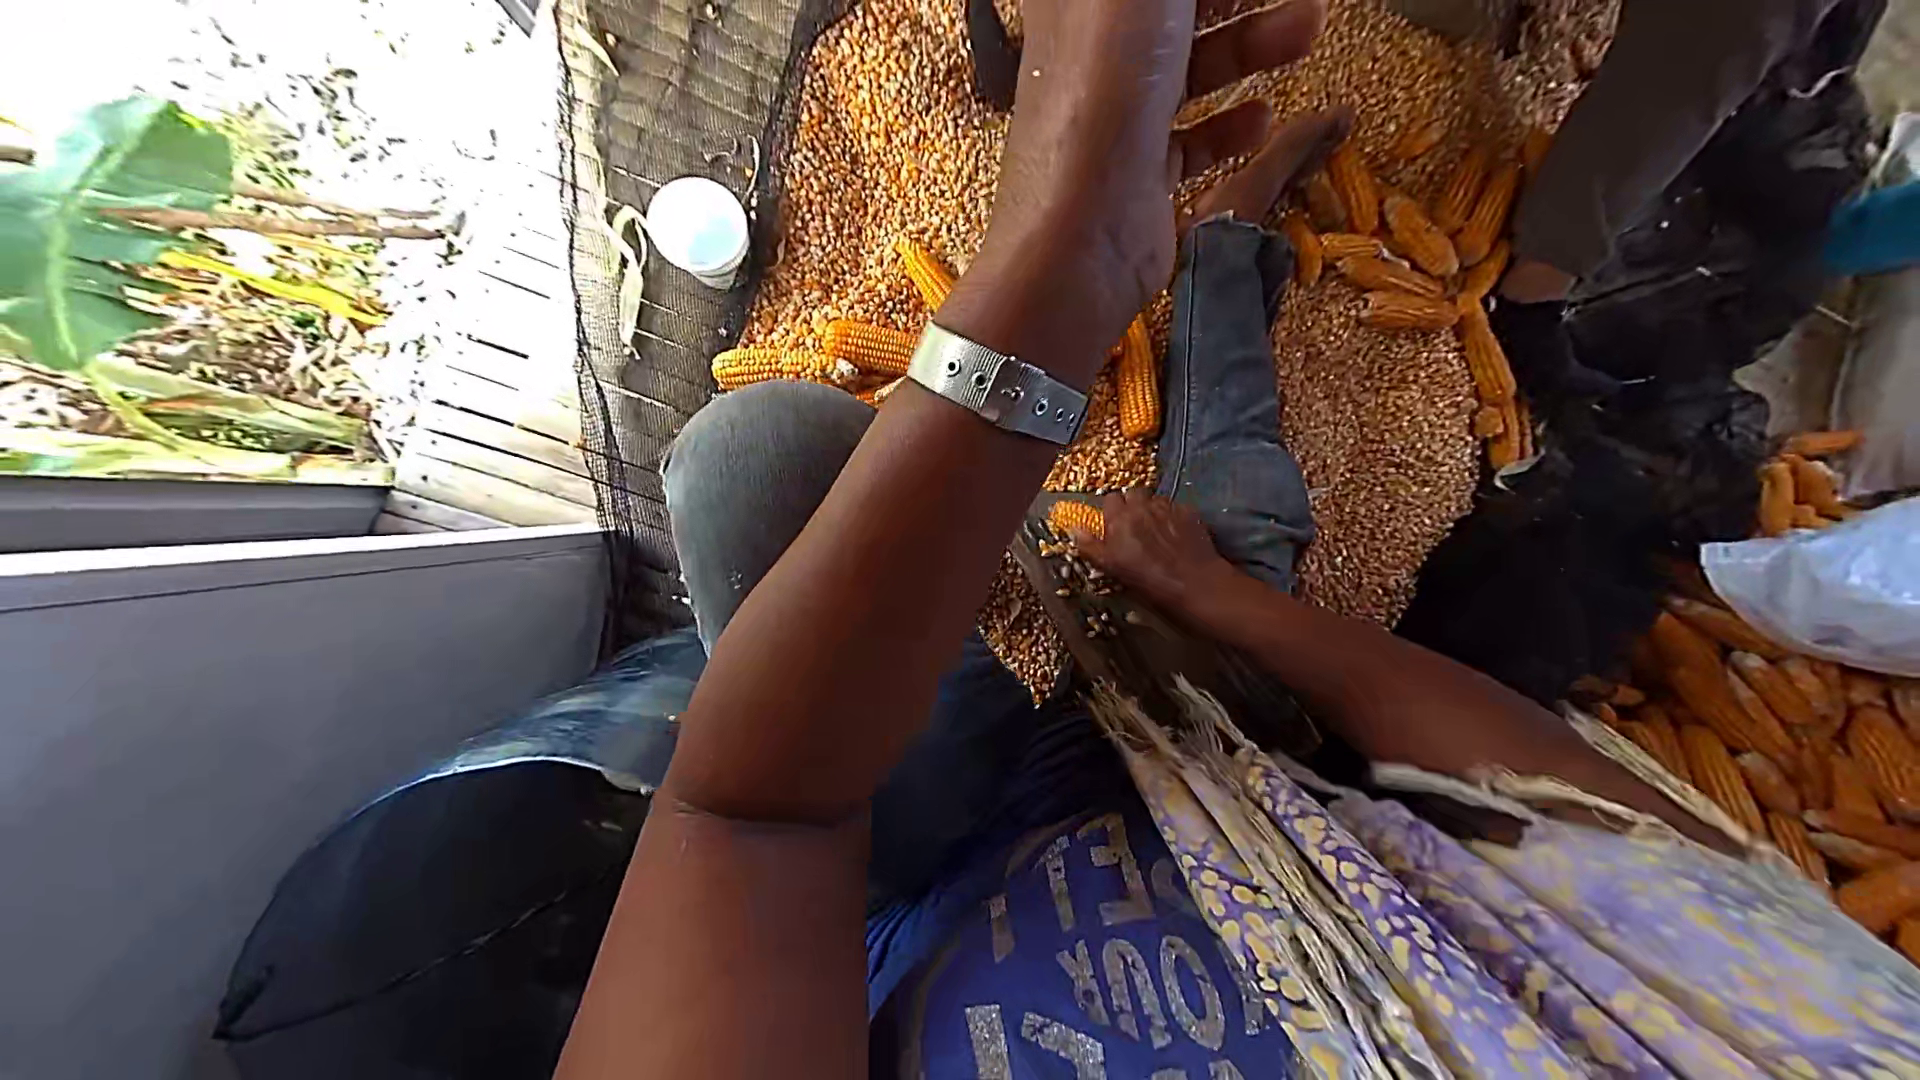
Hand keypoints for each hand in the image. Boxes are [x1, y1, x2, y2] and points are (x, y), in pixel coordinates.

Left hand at [939, 0, 1325, 386]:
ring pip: (1190, 74)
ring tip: (1309, 28)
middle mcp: (1095, 64)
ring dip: (1251, 46)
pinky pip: (1191, 144)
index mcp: (1076, 5)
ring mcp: (1118, 128)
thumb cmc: (1102, 91)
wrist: (1082, 234)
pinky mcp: (1139, 183)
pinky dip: (1229, 128)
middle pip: (1173, 16)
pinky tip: (1264, 118)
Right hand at [1066, 491, 1236, 612]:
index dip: (1112, 511)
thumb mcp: (1110, 566)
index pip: (1110, 499)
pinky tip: (1176, 534)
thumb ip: (1089, 545)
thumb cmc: (1146, 579)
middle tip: (1134, 525)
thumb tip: (1073, 528)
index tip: (1114, 525)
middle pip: (1133, 493)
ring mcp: (1168, 507)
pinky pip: (1176, 507)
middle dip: (1132, 504)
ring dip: (1152, 509)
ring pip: (1155, 499)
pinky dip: (1173, 516)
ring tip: (1156, 529)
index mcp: (1119, 517)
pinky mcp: (1189, 512)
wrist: (1193, 583)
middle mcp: (1142, 506)